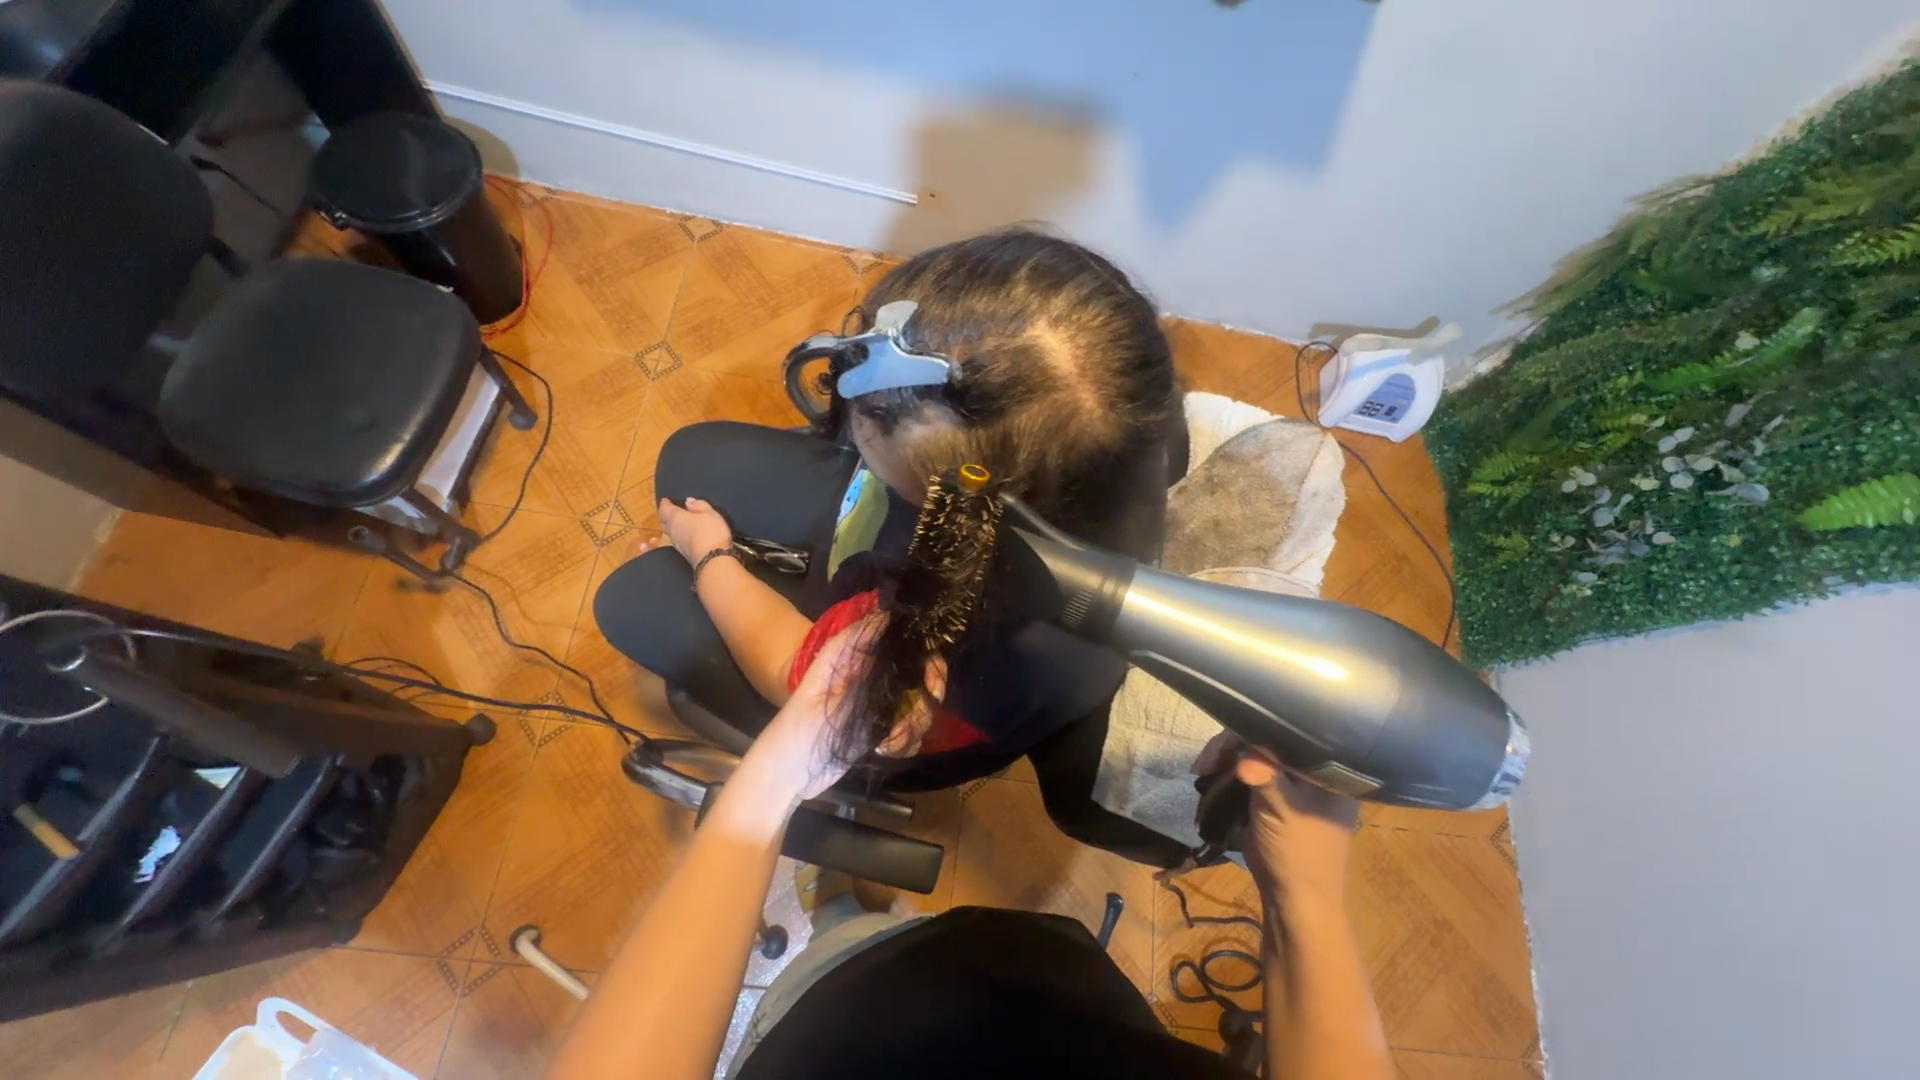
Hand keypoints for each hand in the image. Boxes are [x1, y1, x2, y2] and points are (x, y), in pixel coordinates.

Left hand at [651, 497, 733, 563]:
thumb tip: (688, 501)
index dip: (665, 504)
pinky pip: (676, 542)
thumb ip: (698, 505)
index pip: (664, 509)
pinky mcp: (684, 555)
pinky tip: (682, 537)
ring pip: (669, 533)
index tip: (666, 500)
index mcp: (676, 517)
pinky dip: (677, 537)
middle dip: (665, 516)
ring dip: (671, 528)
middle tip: (669, 512)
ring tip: (676, 524)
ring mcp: (677, 545)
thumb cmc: (711, 532)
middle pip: (664, 522)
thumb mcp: (709, 513)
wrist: (713, 560)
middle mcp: (672, 531)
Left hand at [737, 617, 947, 804]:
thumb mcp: (820, 690)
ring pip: (917, 706)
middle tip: (913, 721)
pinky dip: (905, 743)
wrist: (783, 775)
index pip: (902, 643)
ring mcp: (876, 704)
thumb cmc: (796, 730)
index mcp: (854, 658)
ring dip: (912, 727)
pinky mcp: (878, 730)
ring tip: (889, 743)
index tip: (931, 682)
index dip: (926, 658)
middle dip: (925, 698)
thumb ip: (853, 659)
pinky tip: (884, 751)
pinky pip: (908, 730)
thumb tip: (886, 621)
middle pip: (919, 675)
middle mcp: (870, 676)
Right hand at [1193, 733, 1359, 916]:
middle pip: (1265, 741)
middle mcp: (1310, 770)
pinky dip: (1228, 772)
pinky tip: (1210, 776)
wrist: (1294, 899)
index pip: (1287, 733)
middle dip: (1230, 748)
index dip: (1250, 732)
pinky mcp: (1272, 795)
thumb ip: (1267, 780)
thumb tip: (1244, 758)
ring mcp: (1290, 783)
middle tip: (1202, 765)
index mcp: (1327, 769)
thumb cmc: (1300, 855)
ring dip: (1224, 760)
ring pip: (1252, 755)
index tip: (1221, 751)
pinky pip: (1248, 772)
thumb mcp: (1284, 813)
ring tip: (1201, 771)